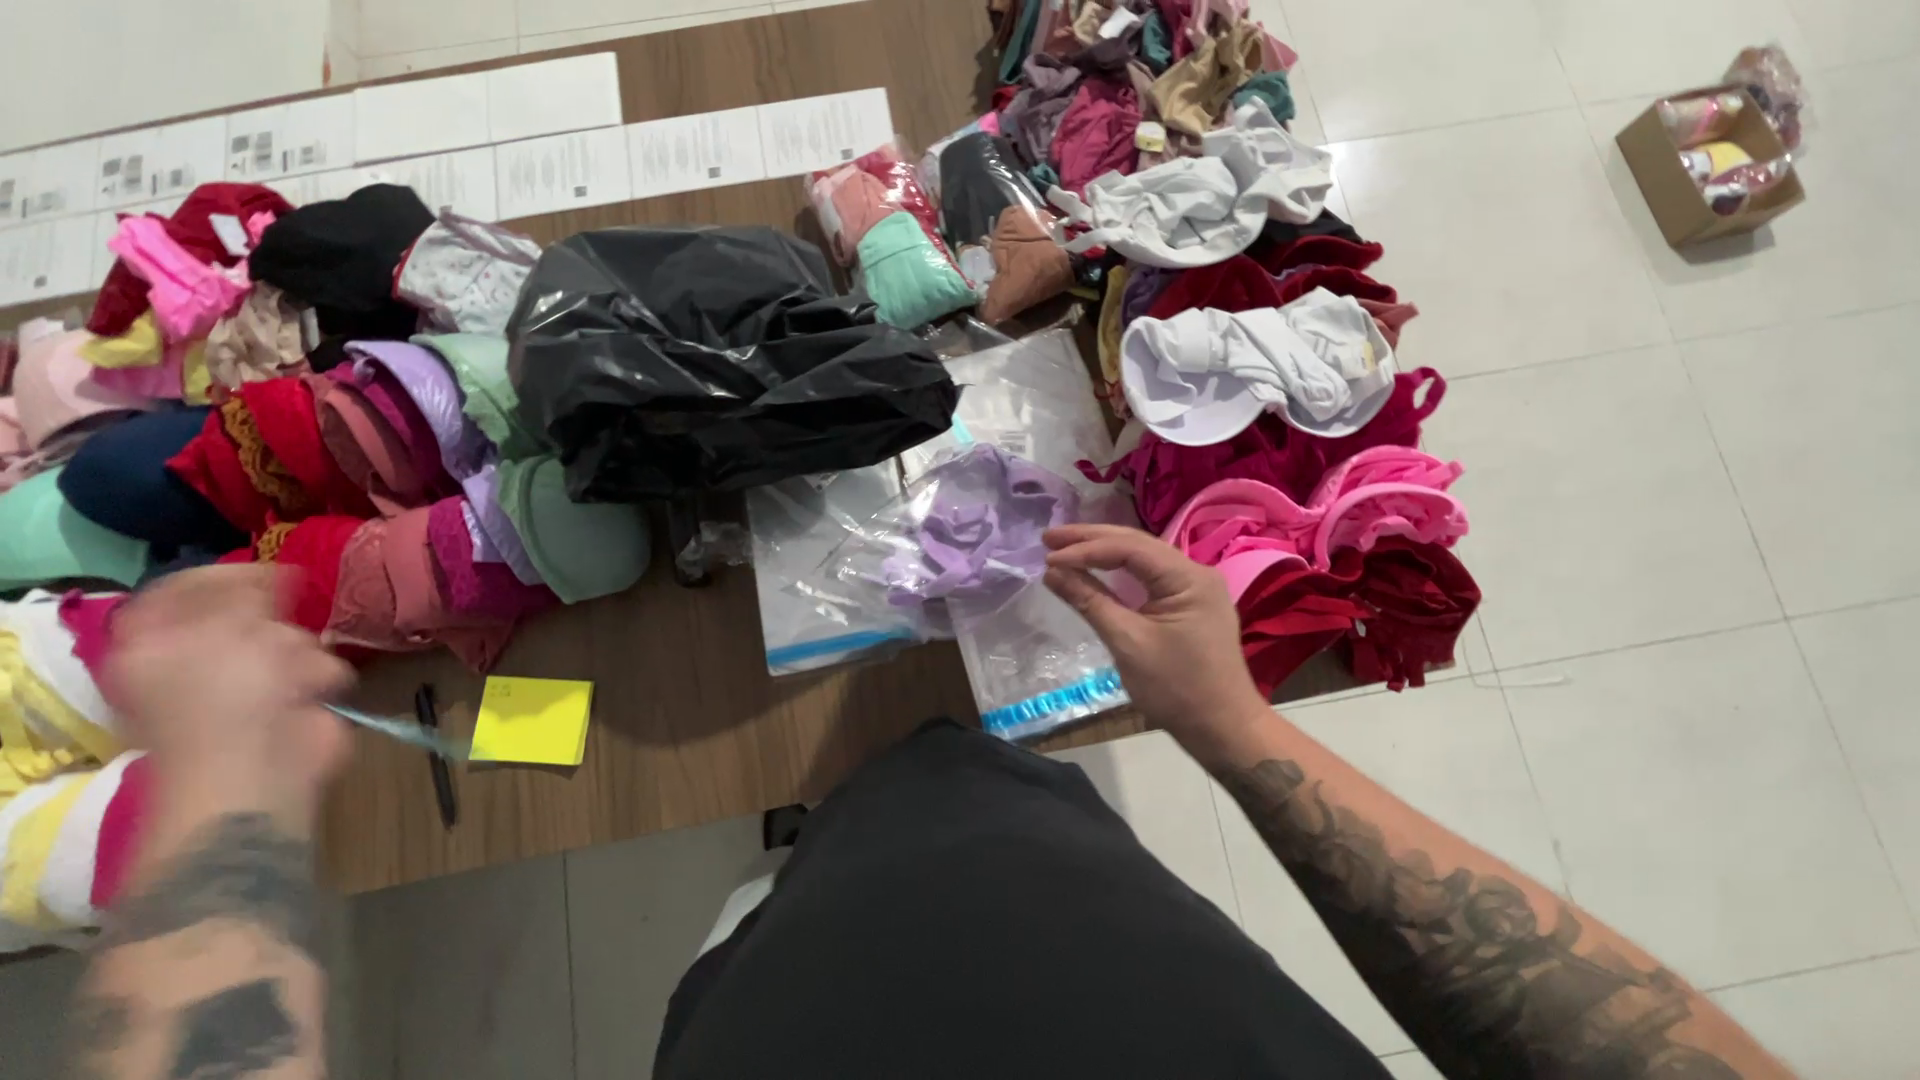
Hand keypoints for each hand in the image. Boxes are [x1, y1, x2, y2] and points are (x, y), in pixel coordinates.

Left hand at [106, 566, 354, 822]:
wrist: (262, 770)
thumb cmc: (224, 702)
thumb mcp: (220, 632)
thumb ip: (240, 594)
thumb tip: (275, 575)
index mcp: (157, 643)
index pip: (184, 588)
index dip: (223, 575)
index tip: (265, 571)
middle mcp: (199, 657)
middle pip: (250, 610)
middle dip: (272, 623)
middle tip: (270, 642)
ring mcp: (250, 679)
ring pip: (292, 636)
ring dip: (301, 653)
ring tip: (293, 679)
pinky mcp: (295, 695)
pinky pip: (319, 665)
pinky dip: (322, 676)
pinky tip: (313, 692)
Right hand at [1043, 524, 1271, 760]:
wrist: (1221, 728)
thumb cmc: (1176, 689)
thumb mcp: (1127, 642)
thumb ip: (1089, 601)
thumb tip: (1052, 572)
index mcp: (1188, 577)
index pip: (1129, 548)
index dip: (1085, 549)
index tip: (1048, 556)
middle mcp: (1196, 572)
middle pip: (1137, 544)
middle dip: (1091, 540)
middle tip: (1048, 537)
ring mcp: (1196, 588)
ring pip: (1143, 558)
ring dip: (1104, 552)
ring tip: (1064, 547)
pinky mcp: (1190, 604)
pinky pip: (1150, 576)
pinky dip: (1120, 571)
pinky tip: (1096, 569)